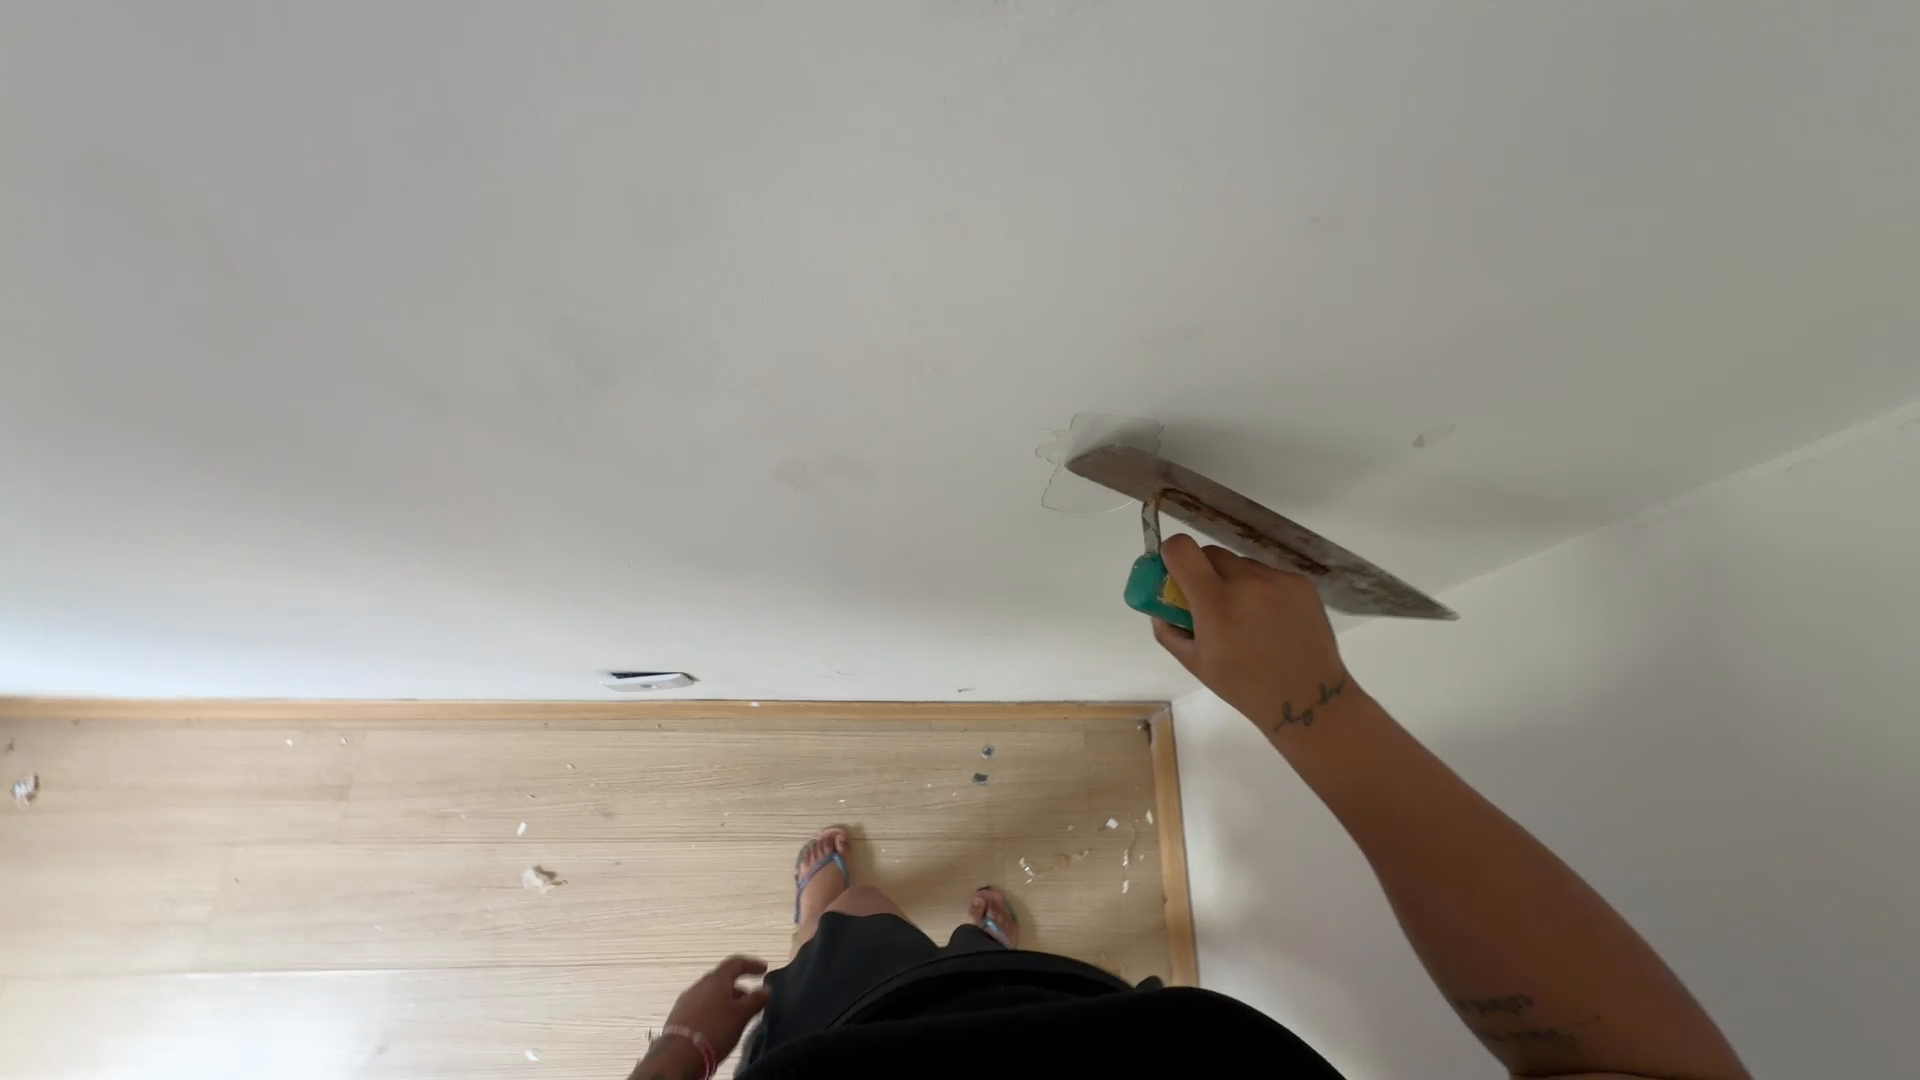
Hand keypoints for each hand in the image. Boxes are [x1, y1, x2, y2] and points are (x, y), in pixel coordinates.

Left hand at [662, 955, 770, 1063]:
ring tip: (734, 1016)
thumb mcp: (741, 1015)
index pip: (736, 963)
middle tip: (750, 999)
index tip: (764, 969)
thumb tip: (766, 989)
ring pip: (710, 996)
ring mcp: (685, 1001)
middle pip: (722, 980)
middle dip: (738, 988)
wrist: (678, 1057)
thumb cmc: (714, 1030)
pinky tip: (716, 1027)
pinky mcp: (677, 1018)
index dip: (751, 965)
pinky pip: (700, 1008)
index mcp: (716, 980)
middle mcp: (699, 985)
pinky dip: (712, 1012)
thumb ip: (756, 1000)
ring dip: (724, 1001)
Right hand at [1151, 533, 1355, 733]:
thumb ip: (1168, 629)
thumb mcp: (1194, 662)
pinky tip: (1270, 618)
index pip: (1181, 549)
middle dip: (1201, 570)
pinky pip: (1267, 574)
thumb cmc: (1244, 686)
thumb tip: (1160, 605)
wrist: (1308, 698)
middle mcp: (1247, 582)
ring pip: (1240, 564)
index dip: (1171, 555)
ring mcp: (1277, 580)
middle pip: (1210, 552)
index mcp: (1215, 603)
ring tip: (1245, 615)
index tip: (1174, 573)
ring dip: (1233, 580)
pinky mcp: (1301, 582)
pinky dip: (1261, 588)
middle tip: (1207, 599)